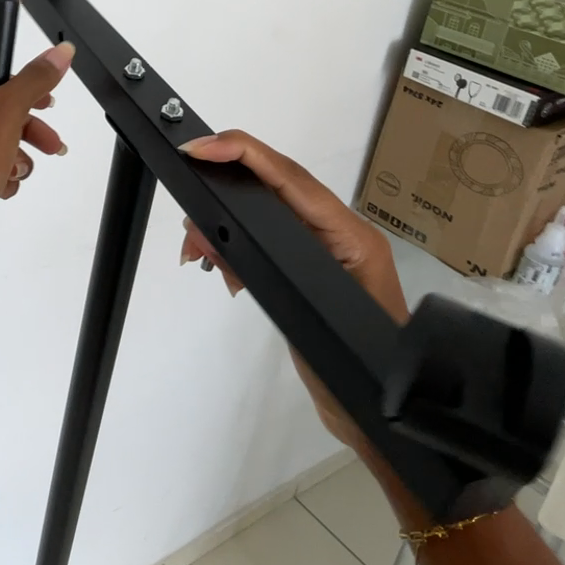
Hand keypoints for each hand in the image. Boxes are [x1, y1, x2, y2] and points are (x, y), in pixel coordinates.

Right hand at [177, 129, 408, 448]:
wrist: (377, 415)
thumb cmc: (357, 370)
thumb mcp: (310, 313)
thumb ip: (261, 272)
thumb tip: (213, 239)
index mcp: (350, 236)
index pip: (290, 177)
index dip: (242, 152)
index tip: (198, 148)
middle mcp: (337, 232)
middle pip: (270, 184)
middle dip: (220, 189)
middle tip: (187, 218)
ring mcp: (323, 246)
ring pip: (260, 209)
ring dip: (220, 221)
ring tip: (196, 248)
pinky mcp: (307, 261)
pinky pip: (261, 234)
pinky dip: (231, 242)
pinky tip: (216, 259)